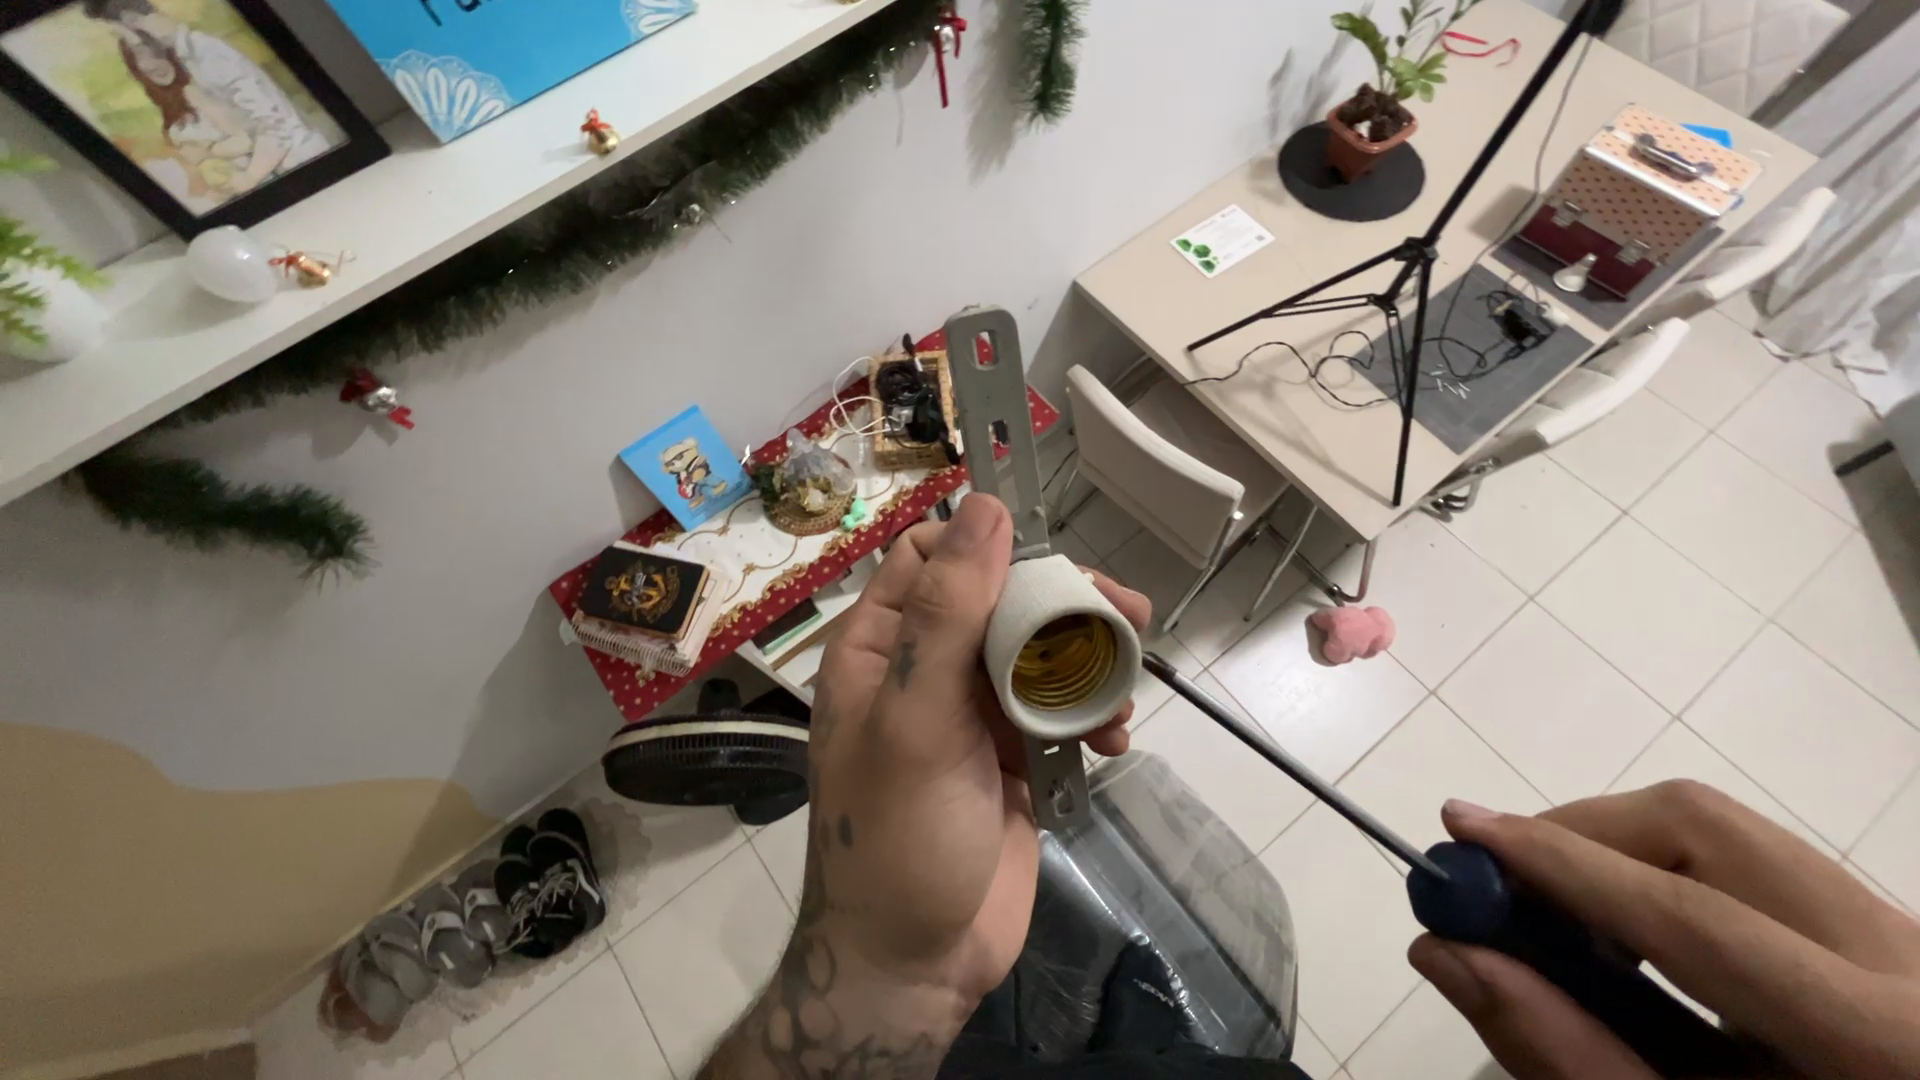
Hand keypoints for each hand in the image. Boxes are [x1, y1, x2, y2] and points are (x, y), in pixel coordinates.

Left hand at [699, 494, 1148, 1078]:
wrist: (915, 964)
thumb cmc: (899, 837)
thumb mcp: (917, 718)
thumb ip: (949, 612)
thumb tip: (985, 507)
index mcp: (883, 648)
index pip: (930, 558)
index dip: (986, 547)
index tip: (1046, 562)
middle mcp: (926, 670)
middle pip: (1000, 600)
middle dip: (1062, 603)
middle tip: (1124, 614)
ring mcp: (972, 713)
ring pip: (1039, 652)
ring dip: (1088, 661)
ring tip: (1124, 690)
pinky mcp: (1014, 754)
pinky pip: (1059, 710)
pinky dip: (1091, 715)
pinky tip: (1114, 742)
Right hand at [1409, 783, 1919, 1078]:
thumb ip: (1563, 1049)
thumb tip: (1442, 950)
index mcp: (1886, 1042)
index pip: (1690, 916)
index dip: (1559, 863)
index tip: (1457, 824)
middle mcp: (1910, 964)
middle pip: (1703, 829)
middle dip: (1577, 836)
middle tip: (1502, 880)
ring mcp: (1901, 935)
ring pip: (1717, 827)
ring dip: (1607, 849)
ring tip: (1559, 914)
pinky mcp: (1871, 925)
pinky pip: (1736, 856)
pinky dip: (1649, 868)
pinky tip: (1625, 933)